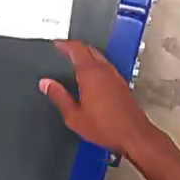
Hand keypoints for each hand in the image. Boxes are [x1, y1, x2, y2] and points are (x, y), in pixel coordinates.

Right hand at [40, 40, 160, 158]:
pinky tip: (91, 76)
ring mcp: (115, 76)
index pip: (77, 49)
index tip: (57, 44)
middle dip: (75, 47)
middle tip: (64, 50)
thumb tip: (46, 84)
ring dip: (87, 55)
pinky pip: (106, 67)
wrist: (133, 135)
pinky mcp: (122, 84)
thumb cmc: (107, 127)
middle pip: (89, 49)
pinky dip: (96, 65)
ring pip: (99, 57)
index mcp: (90, 74)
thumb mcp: (74, 116)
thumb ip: (59, 96)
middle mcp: (105, 71)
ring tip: (75, 61)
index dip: (65, 44)